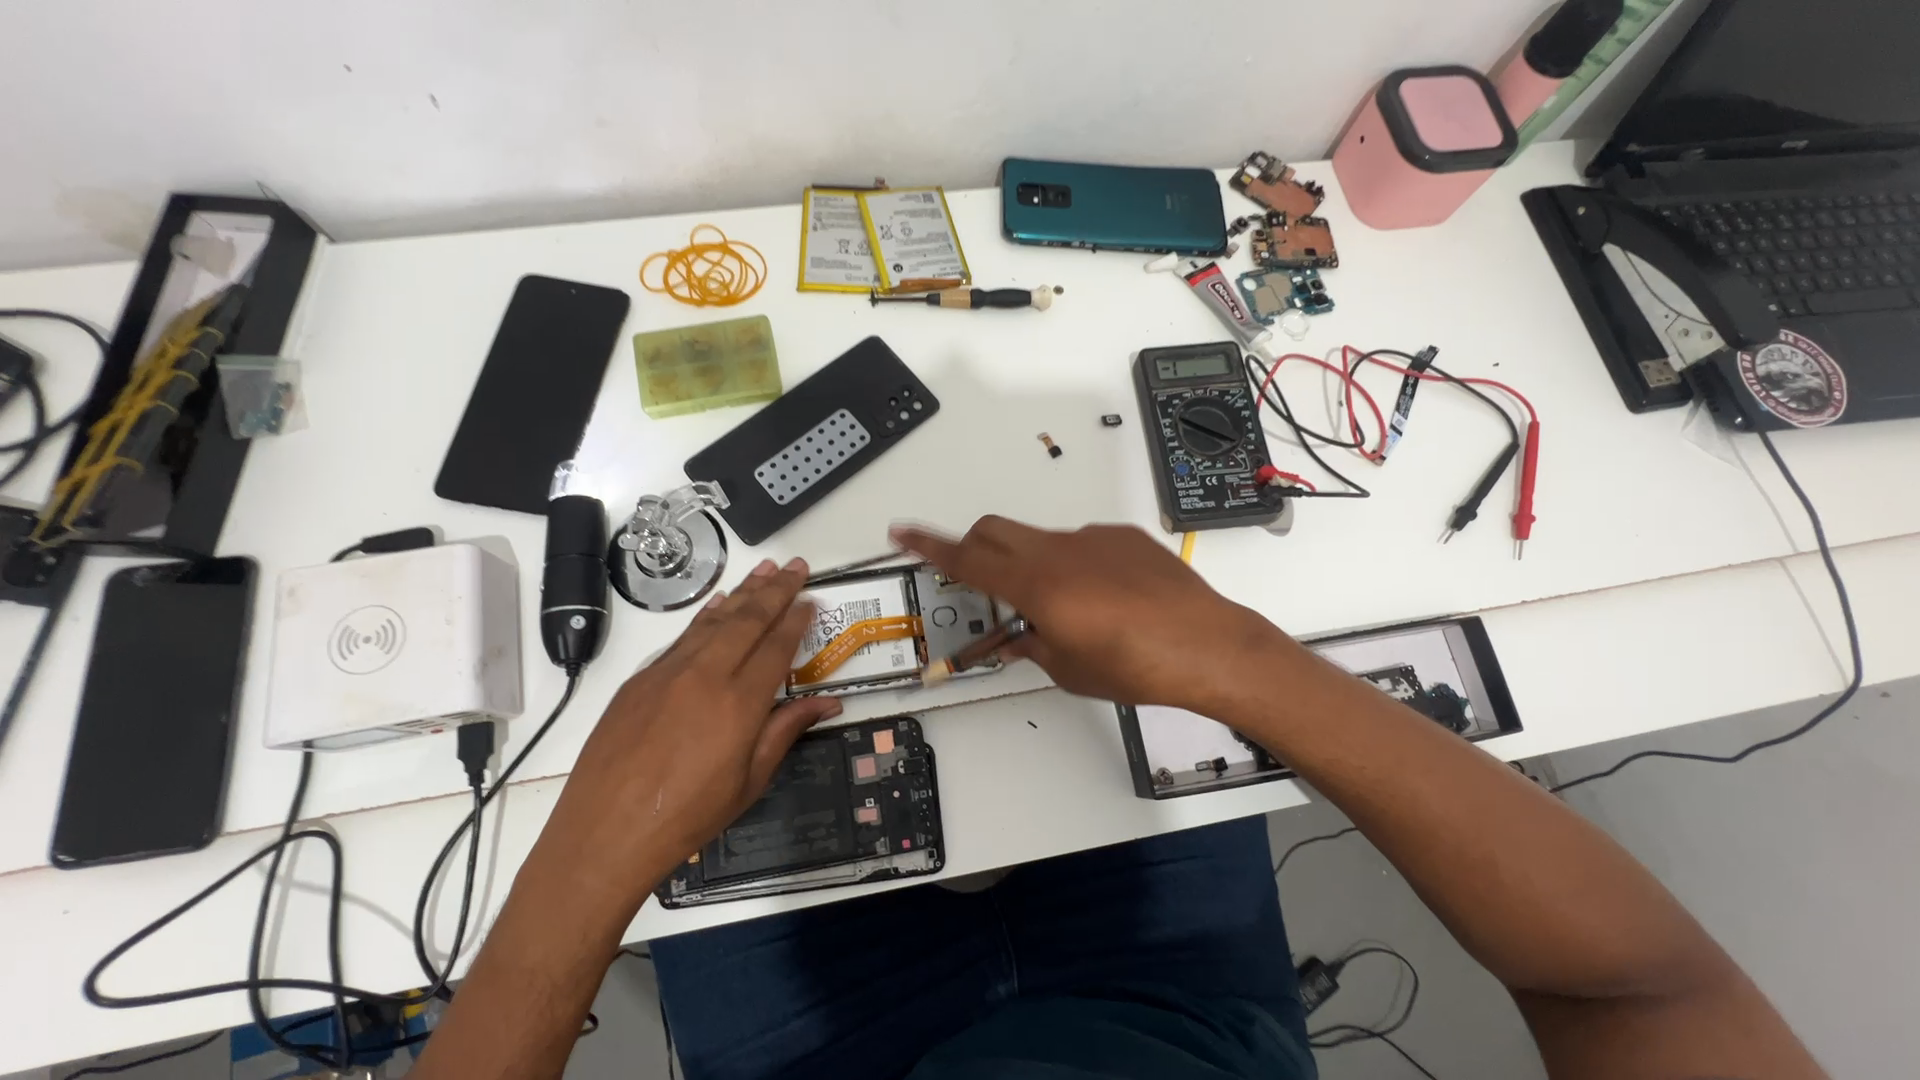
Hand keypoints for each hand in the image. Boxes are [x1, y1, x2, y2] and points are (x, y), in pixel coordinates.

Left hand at [531, 558, 841, 912]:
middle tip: (796, 566)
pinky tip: (717, 606)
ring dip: (742, 593)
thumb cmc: (689, 816)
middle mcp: (705, 675)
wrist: (606, 831)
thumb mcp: (750, 781)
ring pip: (712, 621)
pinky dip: (704, 617)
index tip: (812, 598)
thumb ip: (785, 730)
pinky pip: (680, 638)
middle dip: (776, 591)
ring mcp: (667, 673)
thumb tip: (827, 702)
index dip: (797, 620)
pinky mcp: (638, 680)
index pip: (777, 647)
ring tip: (765, 570)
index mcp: (739, 703)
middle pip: (747, 621)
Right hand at [891, 518, 1298, 716]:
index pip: (968, 560)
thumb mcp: (1069, 669)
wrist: (1207, 647)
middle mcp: (1058, 551)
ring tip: (1062, 608)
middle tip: (974, 578)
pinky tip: (1106, 598)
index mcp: (1036, 586)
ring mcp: (1093, 539)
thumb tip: (1015, 641)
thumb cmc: (1135, 667)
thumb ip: (1032, 647)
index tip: (901, 531)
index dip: (929, 545)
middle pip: (993, 531)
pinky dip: (1075, 564)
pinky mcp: (1124, 537)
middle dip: (971, 547)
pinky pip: (1083, 543)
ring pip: (1039, 539)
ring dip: (1030, 564)